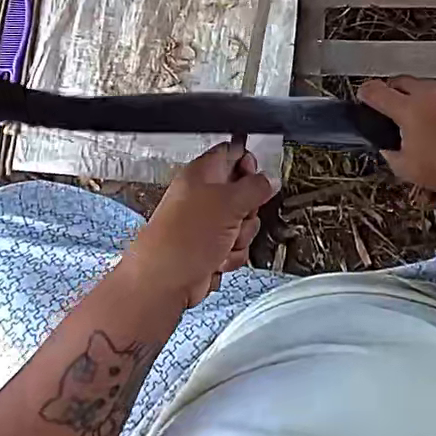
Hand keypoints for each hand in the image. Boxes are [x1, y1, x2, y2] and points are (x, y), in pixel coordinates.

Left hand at [119, 142, 276, 309]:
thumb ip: (256, 187)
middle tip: (238, 216)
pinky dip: (232, 255)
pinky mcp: (211, 247)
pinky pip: (238, 246)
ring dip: (241, 236)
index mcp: (202, 174)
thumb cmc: (183, 237)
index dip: (248, 163)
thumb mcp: (230, 202)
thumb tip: (270, 180)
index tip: (255, 176)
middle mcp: (203, 196)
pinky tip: (217, 258)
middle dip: (248, 210)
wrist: (165, 281)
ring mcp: (207, 224)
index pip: (231, 154)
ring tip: (224, 241)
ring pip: (244, 223)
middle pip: (245, 193)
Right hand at [356, 76, 435, 201]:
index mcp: (411, 111)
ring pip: (425, 85)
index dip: (366, 94)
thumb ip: (388, 148)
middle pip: (400, 82)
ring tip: (426, 123)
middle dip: (393, 94)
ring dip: (419, 98)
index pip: (377, 91)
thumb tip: (384, 138)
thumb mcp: (406, 168)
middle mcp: (432, 94)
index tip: (364, 96)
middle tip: (394, 112)